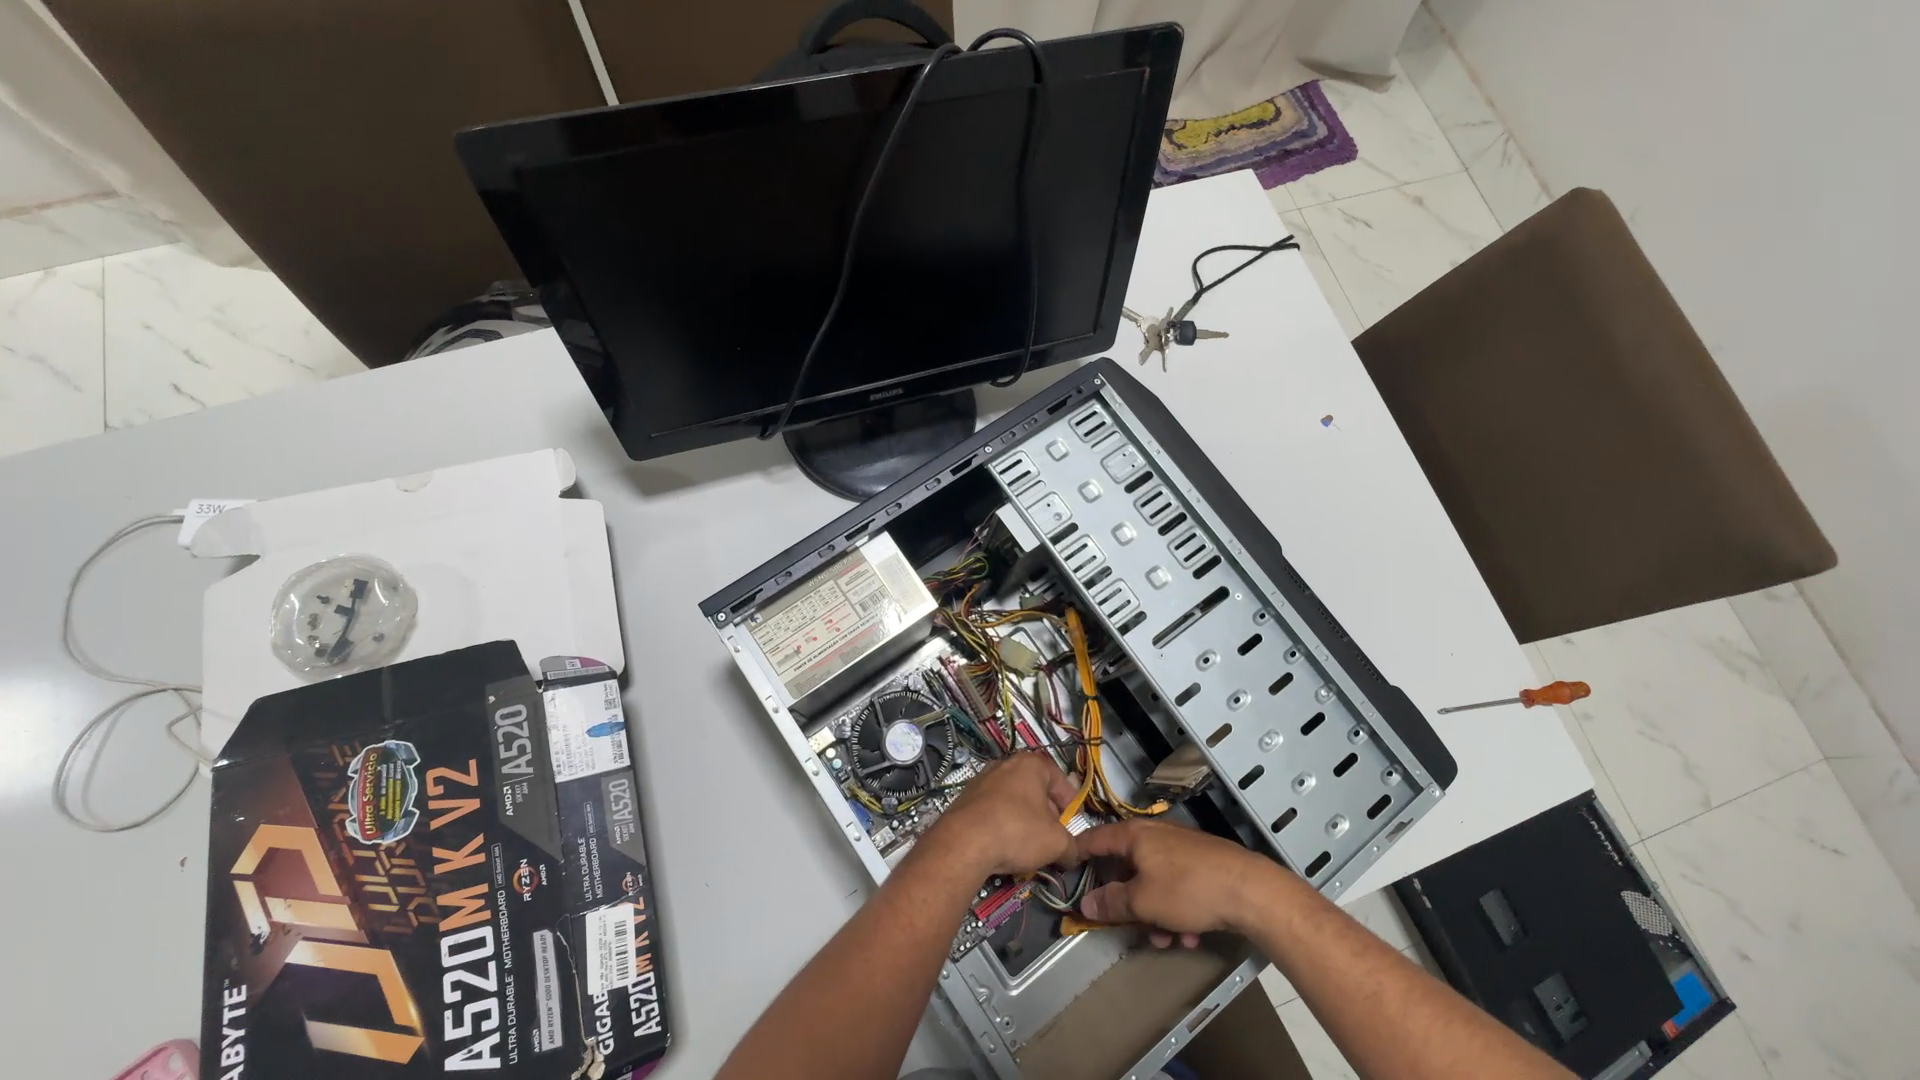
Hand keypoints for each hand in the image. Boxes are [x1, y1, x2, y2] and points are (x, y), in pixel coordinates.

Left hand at [922, 753, 1079, 877]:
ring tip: (1028, 846)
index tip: (1073, 825)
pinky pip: (992, 811)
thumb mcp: (1057, 843)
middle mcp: (1004, 765)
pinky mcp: (964, 800)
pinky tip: (1003, 846)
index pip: (1060, 780)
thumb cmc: (1017, 831)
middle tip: (1053, 837)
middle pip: (1035, 789)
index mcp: (1030, 764)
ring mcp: (981, 781)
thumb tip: (1072, 854)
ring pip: (1013, 801)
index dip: (1071, 804)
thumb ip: (1071, 846)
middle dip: (1047, 814)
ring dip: (1024, 820)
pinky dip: (1002, 825)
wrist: (963, 843)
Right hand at [1070, 818, 1272, 946]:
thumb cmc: (1188, 890)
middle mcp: (1156, 834)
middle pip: (1126, 867)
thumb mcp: (1142, 902)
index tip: (1066, 871)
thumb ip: (1111, 903)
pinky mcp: (1203, 864)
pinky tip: (1190, 934)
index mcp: (1135, 834)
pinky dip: (1177, 911)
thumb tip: (1086, 904)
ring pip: (1153, 883)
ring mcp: (1181, 848)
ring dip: (1154, 914)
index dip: (1078, 855)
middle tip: (1126, 924)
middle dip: (1126, 901)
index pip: (1095, 839)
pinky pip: (1177, 887)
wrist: (1251, 891)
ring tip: (1167, 939)